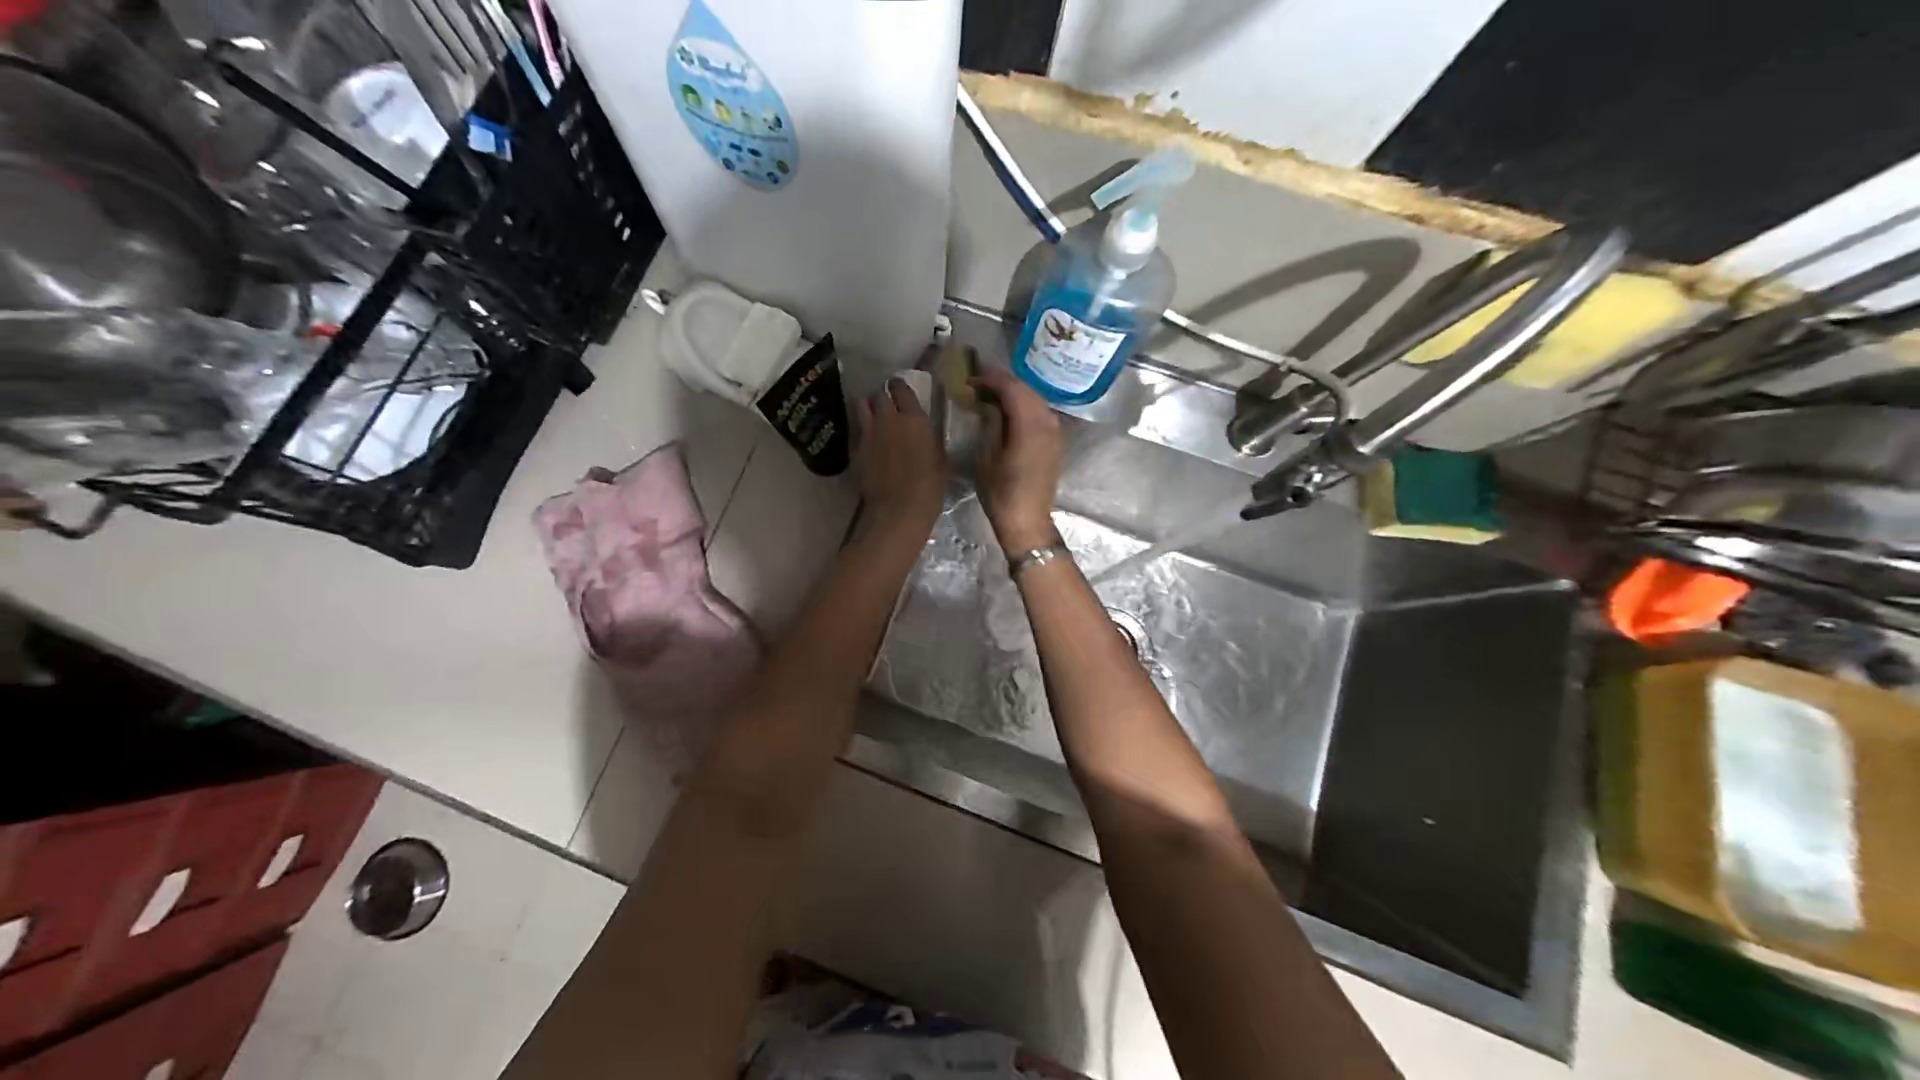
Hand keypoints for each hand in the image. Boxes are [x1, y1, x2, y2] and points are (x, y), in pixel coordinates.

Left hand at [855, 377, 944, 536]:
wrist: (897, 511)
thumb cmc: (928, 490)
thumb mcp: (941, 462)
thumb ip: (933, 442)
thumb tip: (930, 435)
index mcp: (914, 419)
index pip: (902, 389)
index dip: (900, 388)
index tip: (901, 391)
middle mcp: (889, 418)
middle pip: (880, 395)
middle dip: (884, 396)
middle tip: (888, 404)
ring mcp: (868, 432)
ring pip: (862, 406)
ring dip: (868, 407)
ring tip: (873, 414)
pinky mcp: (854, 448)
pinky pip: (856, 428)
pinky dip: (860, 427)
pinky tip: (866, 436)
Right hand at [973, 366, 1061, 551]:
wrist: (1027, 521)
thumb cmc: (1001, 493)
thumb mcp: (987, 456)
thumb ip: (991, 422)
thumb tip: (989, 402)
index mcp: (1029, 425)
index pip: (1012, 388)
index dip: (991, 378)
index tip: (972, 377)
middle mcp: (1046, 422)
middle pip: (1026, 389)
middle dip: (1003, 382)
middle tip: (979, 381)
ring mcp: (1054, 431)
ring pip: (1035, 399)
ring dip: (1014, 392)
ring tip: (991, 393)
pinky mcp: (1054, 441)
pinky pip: (1040, 412)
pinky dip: (1024, 405)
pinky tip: (1009, 411)